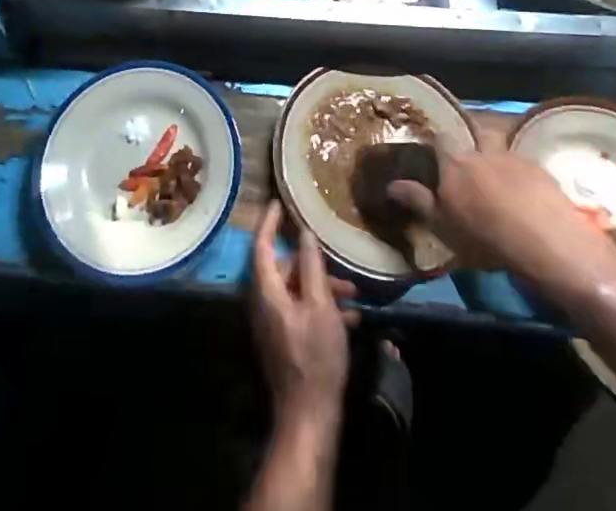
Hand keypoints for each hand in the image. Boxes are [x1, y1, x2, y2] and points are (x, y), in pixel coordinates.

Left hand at [248, 200, 357, 424]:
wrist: (308, 413)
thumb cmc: (314, 356)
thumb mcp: (320, 306)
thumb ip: (312, 267)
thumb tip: (304, 233)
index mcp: (265, 290)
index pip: (260, 245)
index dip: (268, 222)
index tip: (278, 202)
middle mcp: (262, 302)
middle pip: (283, 269)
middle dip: (313, 265)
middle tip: (341, 267)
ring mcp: (271, 322)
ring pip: (295, 291)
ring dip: (322, 289)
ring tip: (354, 297)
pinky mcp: (282, 338)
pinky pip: (299, 310)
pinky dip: (320, 308)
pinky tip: (349, 319)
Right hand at [386, 115, 615, 308]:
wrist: (548, 245)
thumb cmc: (484, 236)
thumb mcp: (443, 225)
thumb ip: (418, 201)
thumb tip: (391, 184)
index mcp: (456, 162)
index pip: (441, 138)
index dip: (437, 144)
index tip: (434, 154)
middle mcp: (485, 152)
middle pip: (477, 131)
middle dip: (472, 138)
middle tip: (470, 159)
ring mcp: (518, 159)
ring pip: (502, 149)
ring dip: (498, 159)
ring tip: (498, 181)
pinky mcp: (545, 173)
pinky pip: (526, 166)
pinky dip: (521, 175)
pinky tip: (524, 195)